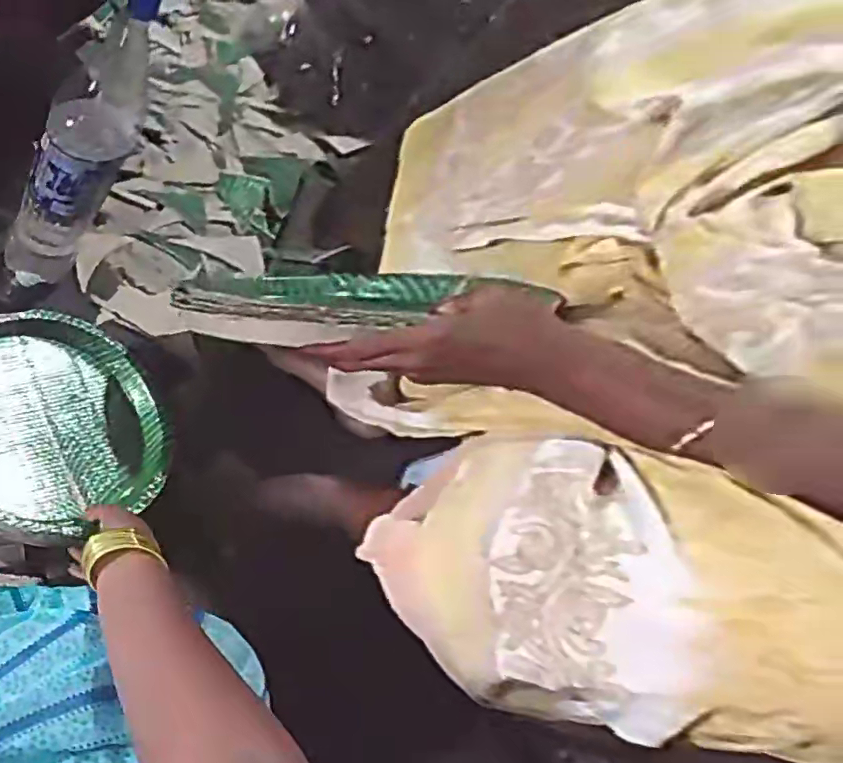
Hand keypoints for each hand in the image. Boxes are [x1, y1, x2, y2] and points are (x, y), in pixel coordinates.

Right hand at [77, 506, 165, 586]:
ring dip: (84, 553)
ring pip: (99, 556)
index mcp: (135, 528)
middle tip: (78, 534)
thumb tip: (87, 513)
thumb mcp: (110, 511)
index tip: (89, 518)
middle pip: (108, 541)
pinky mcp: (107, 577)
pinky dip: (80, 568)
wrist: (123, 563)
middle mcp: (129, 546)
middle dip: (94, 538)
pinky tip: (70, 566)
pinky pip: (91, 570)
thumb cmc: (120, 533)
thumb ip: (98, 510)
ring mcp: (118, 563)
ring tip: (70, 548)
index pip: (119, 521)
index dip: (104, 518)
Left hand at [294, 285, 572, 391]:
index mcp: (418, 342)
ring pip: (376, 365)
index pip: (360, 348)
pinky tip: (384, 346)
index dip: (327, 350)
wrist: (546, 362)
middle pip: (358, 362)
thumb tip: (431, 308)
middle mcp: (411, 363)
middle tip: (304, 349)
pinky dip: (383, 357)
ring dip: (354, 357)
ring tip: (334, 346)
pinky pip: (398, 366)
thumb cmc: (518, 324)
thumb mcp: (481, 299)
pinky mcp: (433, 378)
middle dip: (329, 356)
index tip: (301, 348)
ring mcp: (421, 373)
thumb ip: (448, 302)